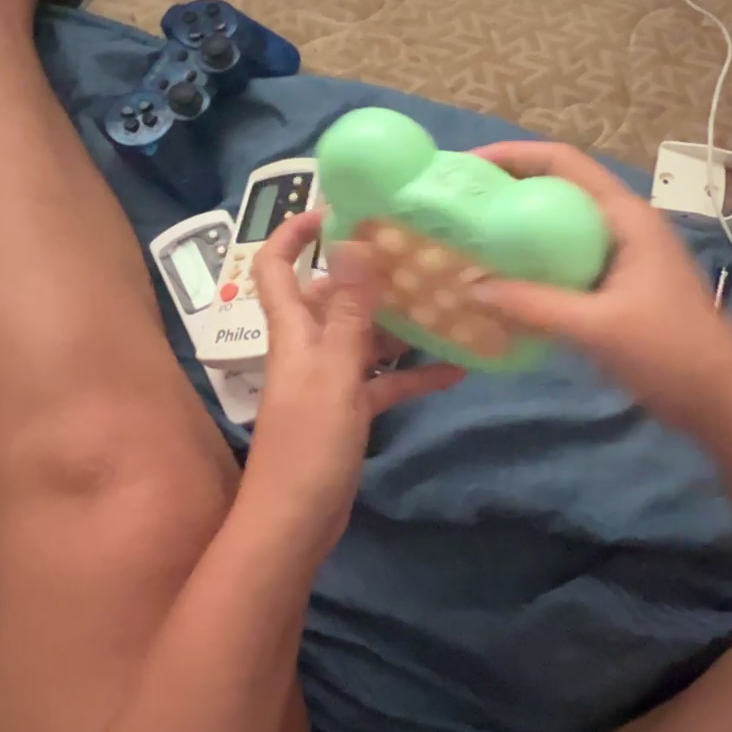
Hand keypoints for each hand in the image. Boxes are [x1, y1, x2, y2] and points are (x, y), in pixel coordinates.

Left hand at [242, 208, 465, 535]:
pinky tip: (455, 372)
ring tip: (447, 304)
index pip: (276, 266)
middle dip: (369, 275)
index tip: (335, 208)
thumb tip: (352, 242)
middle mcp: (308, 348)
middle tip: (419, 256)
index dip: (294, 232)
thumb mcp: (335, 372)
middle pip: (333, 297)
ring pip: (365, 338)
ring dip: (400, 325)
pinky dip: (412, 376)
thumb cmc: (310, 444)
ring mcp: (329, 380)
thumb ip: (348, 311)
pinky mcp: (348, 411)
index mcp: (294, 331)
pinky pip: (383, 382)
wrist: (296, 523)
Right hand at [468, 142, 731, 433]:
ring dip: (518, 232)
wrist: (724, 401)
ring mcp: (622, 258)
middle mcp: (623, 227)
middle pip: (557, 191)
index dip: (513, 155)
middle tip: (457, 208)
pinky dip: (533, 267)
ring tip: (471, 242)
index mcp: (626, 217)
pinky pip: (566, 264)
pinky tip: (504, 287)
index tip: (466, 165)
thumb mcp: (598, 327)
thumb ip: (533, 306)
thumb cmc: (671, 353)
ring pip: (560, 230)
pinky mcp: (618, 289)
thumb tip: (470, 288)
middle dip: (508, 192)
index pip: (563, 163)